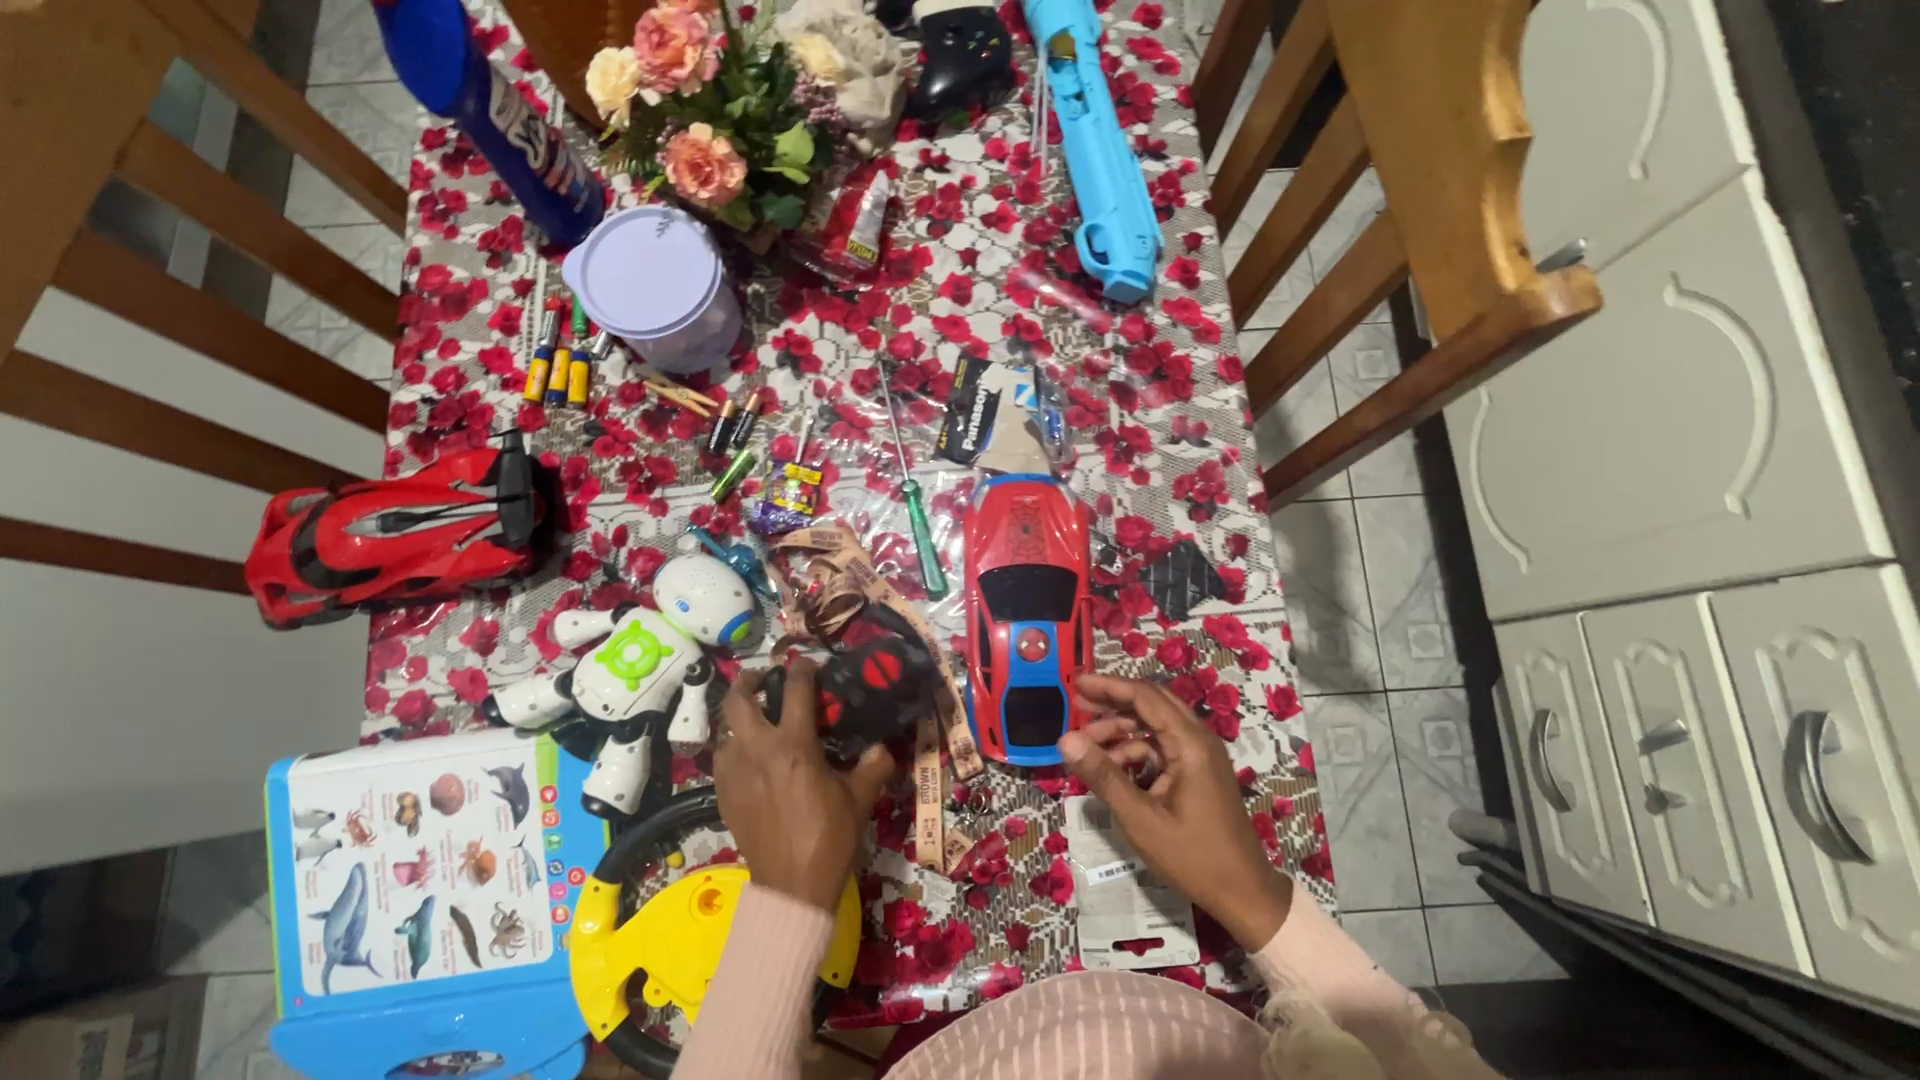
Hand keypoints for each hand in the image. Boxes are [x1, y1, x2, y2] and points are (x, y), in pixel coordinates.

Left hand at [713, 658, 896, 913]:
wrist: (792, 886)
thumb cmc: (829, 838)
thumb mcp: (859, 799)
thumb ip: (873, 765)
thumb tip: (883, 746)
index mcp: (793, 745)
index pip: (795, 690)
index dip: (802, 670)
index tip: (807, 663)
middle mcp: (757, 750)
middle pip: (738, 699)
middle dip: (748, 680)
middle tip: (763, 679)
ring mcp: (734, 772)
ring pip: (725, 729)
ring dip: (738, 717)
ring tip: (754, 719)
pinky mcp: (723, 795)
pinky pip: (722, 758)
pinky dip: (732, 748)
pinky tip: (747, 757)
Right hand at [1059, 674, 1292, 948]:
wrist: (1242, 892)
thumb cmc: (1192, 856)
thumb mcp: (1140, 817)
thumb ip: (1103, 775)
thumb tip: (1066, 739)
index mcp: (1190, 744)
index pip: (1145, 697)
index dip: (1108, 686)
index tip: (1075, 683)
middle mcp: (1198, 740)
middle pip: (1151, 704)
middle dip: (1112, 701)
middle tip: (1076, 704)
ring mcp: (1200, 756)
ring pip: (1155, 726)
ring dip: (1121, 730)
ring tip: (1088, 747)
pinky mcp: (1198, 772)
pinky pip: (1161, 748)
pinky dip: (1135, 752)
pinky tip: (1113, 770)